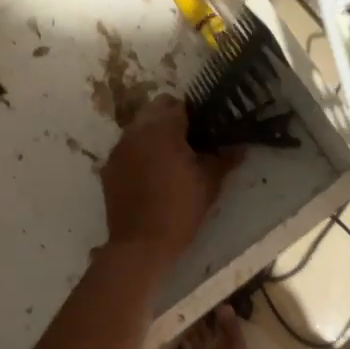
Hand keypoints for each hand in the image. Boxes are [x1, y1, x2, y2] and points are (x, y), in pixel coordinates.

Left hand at [99, 96, 239, 267]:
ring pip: (139, 127)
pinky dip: (138, 153)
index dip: (192, 114)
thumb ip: (224, 159)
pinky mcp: (108, 167)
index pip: (178, 103)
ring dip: (153, 135)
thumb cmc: (180, 209)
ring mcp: (119, 148)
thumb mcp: (209, 183)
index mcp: (163, 128)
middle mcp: (136, 130)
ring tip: (168, 160)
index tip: (203, 131)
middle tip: (188, 143)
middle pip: (155, 109)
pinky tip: (149, 175)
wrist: (139, 245)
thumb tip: (241, 147)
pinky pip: (127, 148)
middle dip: (171, 119)